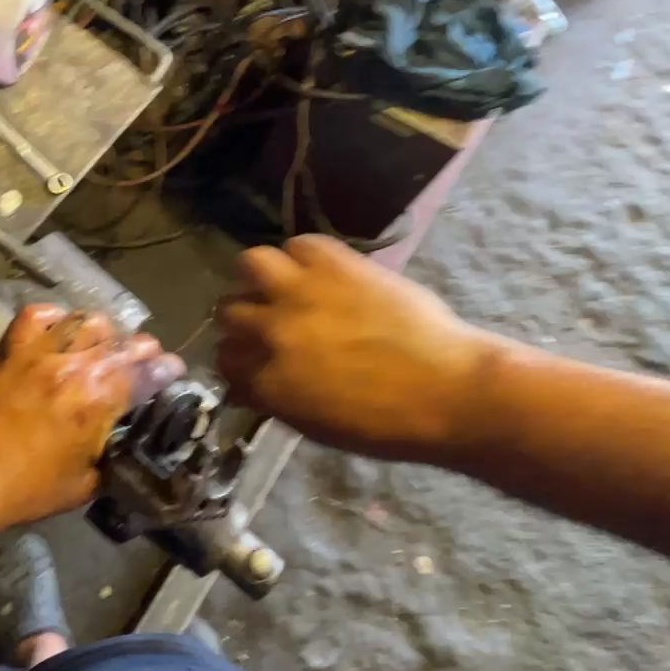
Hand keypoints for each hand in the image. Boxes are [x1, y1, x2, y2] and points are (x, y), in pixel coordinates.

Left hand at [0, 305, 184, 530]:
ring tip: (102, 345)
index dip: (167, 369)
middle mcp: (76, 365)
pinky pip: (39, 315)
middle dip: (142, 350)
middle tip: (143, 362)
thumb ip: (113, 455)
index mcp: (101, 398)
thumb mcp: (86, 484)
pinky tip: (60, 331)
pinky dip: (56, 318)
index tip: (172, 372)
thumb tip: (128, 444)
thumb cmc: (26, 490)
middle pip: (124, 341)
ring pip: (87, 320)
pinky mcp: (10, 348)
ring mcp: (40, 352)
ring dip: (103, 333)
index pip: (149, 370)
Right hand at [216, 235, 506, 462]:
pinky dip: (301, 256)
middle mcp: (272, 331)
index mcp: (266, 381)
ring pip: (250, 264)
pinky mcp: (333, 264)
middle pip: (228, 311)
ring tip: (279, 283)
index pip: (224, 360)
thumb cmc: (385, 424)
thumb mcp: (315, 426)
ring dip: (259, 276)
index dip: (236, 358)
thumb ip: (275, 399)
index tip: (250, 358)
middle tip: (265, 320)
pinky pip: (298, 244)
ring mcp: (300, 292)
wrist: (445, 391)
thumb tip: (253, 384)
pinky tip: (317, 270)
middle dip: (242, 318)